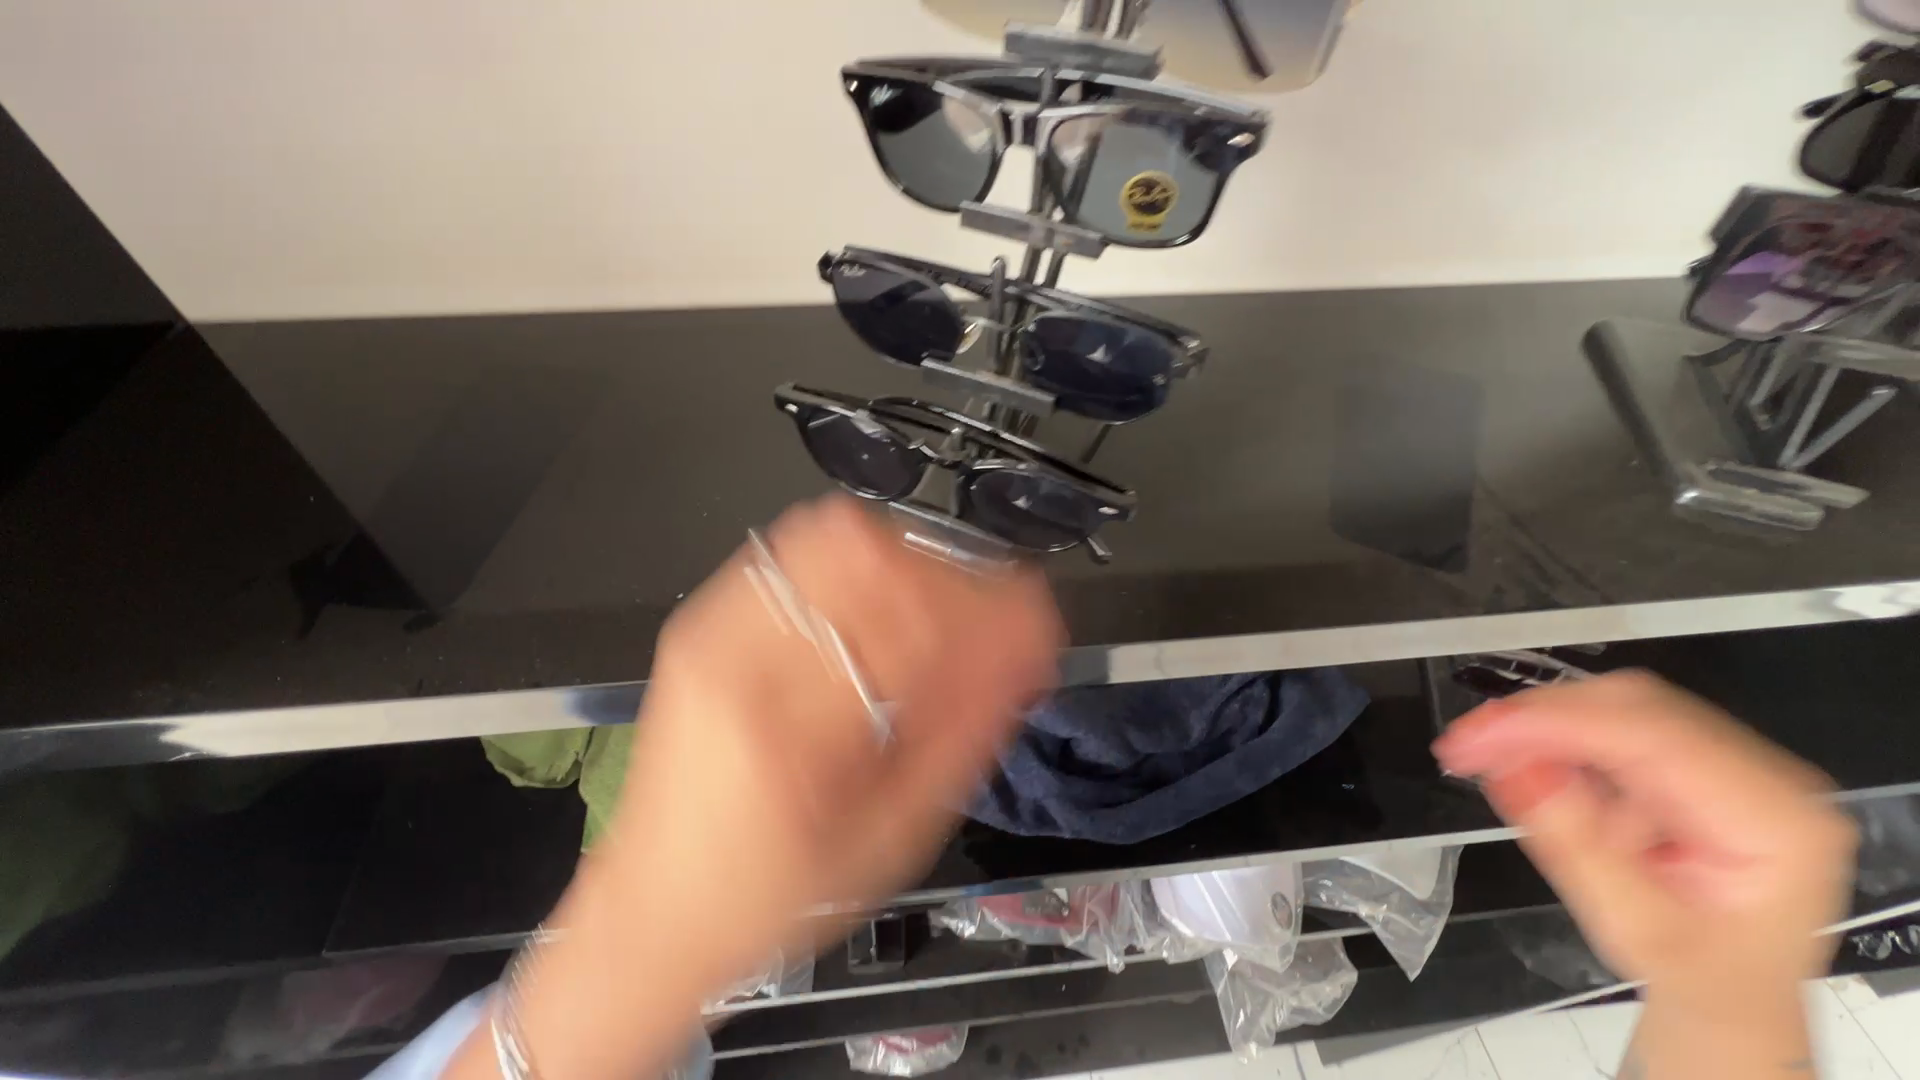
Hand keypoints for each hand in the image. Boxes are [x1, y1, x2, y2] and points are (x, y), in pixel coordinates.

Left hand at [462, 498, 1062, 1079]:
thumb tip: (1021, 655)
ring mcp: (710, 629)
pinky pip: (792, 550)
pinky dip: (855, 563)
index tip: (1033, 621)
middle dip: (950, 578)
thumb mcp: (886, 838)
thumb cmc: (768, 896)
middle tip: (984, 621)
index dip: (994, 609)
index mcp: (785, 727)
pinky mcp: (702, 623)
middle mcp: (736, 657)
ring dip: (903, 564)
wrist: (653, 911)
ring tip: (931, 615)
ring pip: (831, 534)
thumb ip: (960, 735)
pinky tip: (875, 609)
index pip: (915, 622)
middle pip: (872, 555)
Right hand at [1432, 672, 1855, 1013]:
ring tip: (1481, 752)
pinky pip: (1612, 722)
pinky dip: (1554, 735)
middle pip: (1634, 708)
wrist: (1729, 992)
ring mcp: (1729, 763)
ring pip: (1616, 705)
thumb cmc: (1698, 974)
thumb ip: (1574, 844)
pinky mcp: (1691, 760)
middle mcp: (1764, 778)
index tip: (1477, 734)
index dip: (1553, 724)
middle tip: (1467, 742)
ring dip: (1540, 724)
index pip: (1653, 738)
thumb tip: (1516, 770)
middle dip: (1539, 717)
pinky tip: (1519, 758)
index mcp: (1773, 820)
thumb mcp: (1630, 925)